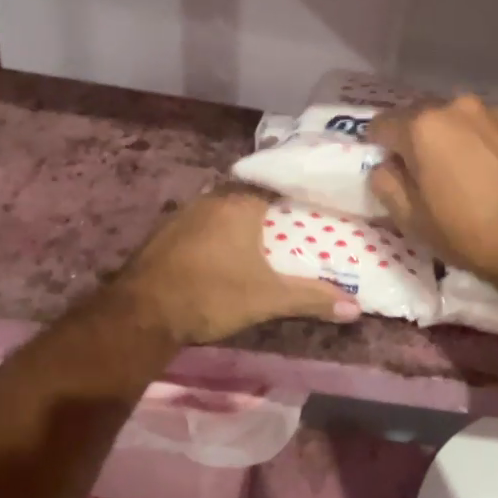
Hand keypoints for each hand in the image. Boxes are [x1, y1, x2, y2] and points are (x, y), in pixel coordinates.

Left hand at [111, 185, 360, 344]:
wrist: (141, 314)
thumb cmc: (211, 295)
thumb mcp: (268, 298)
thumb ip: (311, 298)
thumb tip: (356, 309)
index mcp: (239, 204)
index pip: (274, 182)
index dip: (294, 190)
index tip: (313, 200)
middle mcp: (211, 200)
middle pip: (247, 195)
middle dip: (268, 208)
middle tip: (294, 223)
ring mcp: (182, 216)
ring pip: (222, 210)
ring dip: (239, 222)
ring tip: (264, 239)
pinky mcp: (164, 236)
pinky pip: (201, 226)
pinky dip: (216, 235)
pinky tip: (224, 255)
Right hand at [366, 95, 497, 290]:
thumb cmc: (468, 232)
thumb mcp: (412, 219)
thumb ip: (386, 184)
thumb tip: (384, 167)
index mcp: (422, 126)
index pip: (381, 125)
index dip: (377, 148)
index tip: (386, 173)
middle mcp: (454, 107)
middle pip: (417, 119)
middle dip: (411, 143)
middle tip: (418, 179)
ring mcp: (489, 113)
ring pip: (450, 123)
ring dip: (443, 142)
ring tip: (453, 177)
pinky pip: (477, 130)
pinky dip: (470, 144)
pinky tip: (480, 174)